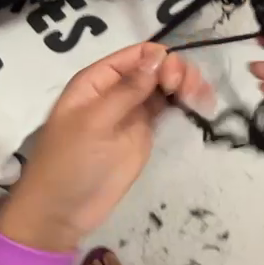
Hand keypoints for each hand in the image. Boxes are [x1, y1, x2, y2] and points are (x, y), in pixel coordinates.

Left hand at [0, 43, 210, 251]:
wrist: (62, 210)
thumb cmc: (70, 162)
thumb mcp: (94, 122)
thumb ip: (127, 90)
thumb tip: (159, 57)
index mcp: (96, 81)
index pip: (136, 54)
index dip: (160, 60)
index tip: (173, 81)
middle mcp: (115, 91)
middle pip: (155, 67)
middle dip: (177, 71)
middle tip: (187, 92)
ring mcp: (131, 113)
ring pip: (164, 87)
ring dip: (185, 85)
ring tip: (201, 98)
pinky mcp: (142, 134)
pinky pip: (166, 110)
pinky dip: (184, 104)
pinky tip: (201, 105)